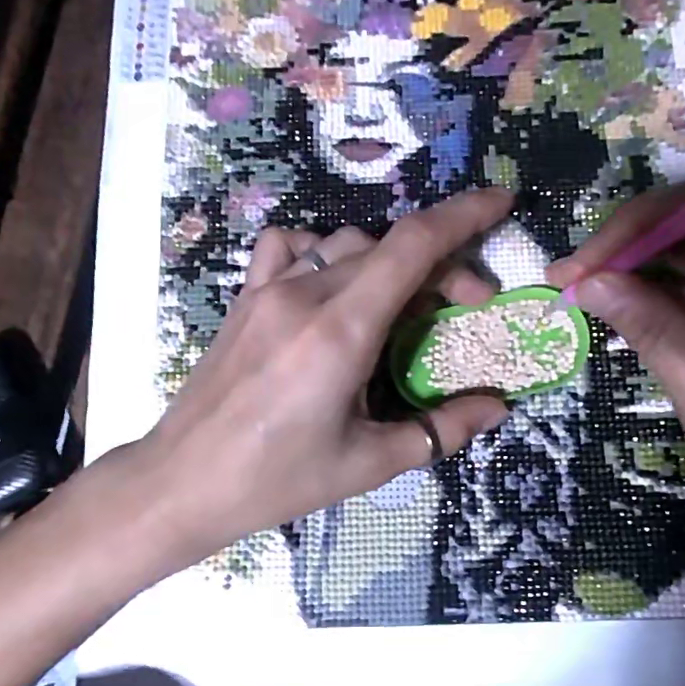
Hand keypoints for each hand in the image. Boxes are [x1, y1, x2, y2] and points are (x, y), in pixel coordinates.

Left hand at [130, 187, 514, 565]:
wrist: (183, 483)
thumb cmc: (278, 480)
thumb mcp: (370, 463)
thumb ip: (442, 430)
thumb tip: (499, 406)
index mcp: (341, 331)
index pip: (413, 246)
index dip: (464, 216)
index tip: (501, 202)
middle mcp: (305, 294)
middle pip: (389, 246)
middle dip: (441, 265)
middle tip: (464, 309)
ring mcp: (268, 289)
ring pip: (346, 242)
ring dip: (389, 261)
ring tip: (401, 304)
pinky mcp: (245, 297)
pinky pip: (290, 246)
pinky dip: (325, 251)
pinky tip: (331, 286)